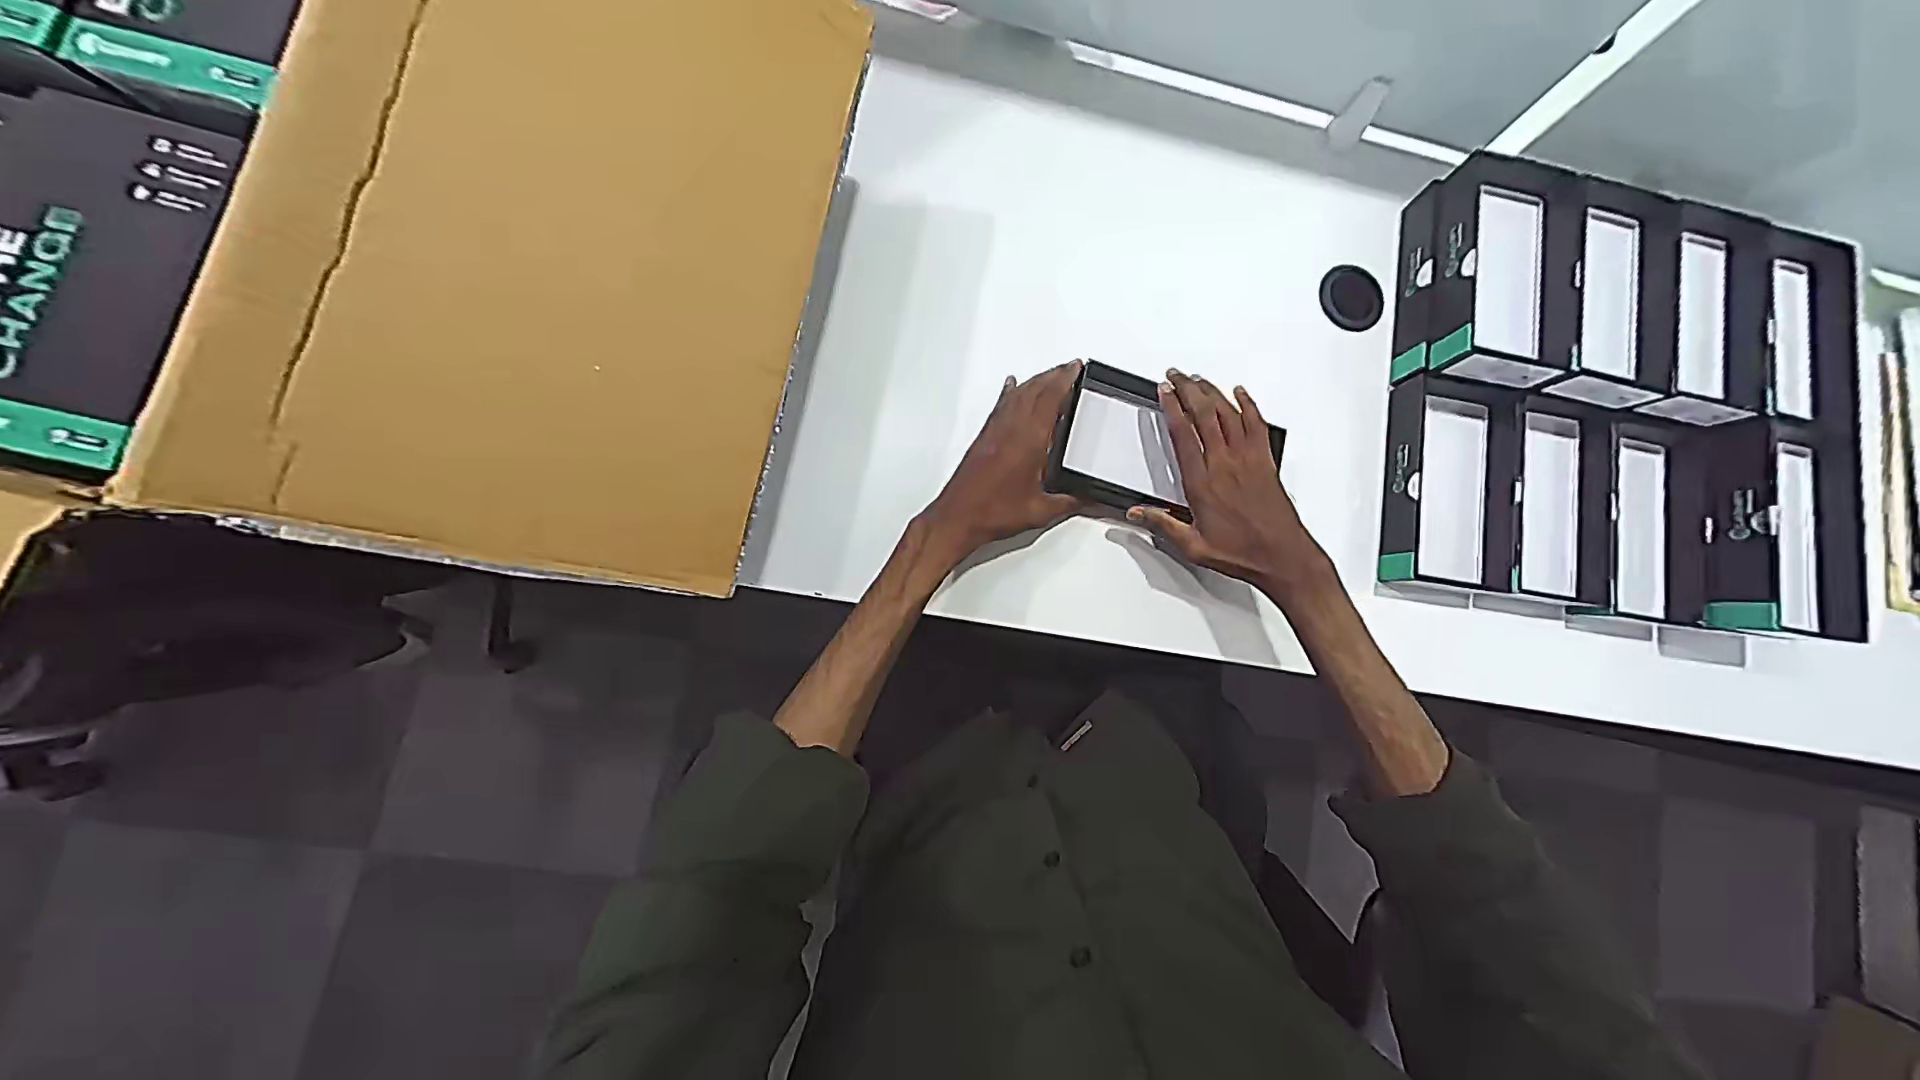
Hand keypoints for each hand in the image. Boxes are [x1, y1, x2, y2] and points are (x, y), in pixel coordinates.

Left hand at [920, 360, 1086, 563]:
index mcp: (1027, 440)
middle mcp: (1009, 430)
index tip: (1075, 368)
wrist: (957, 519)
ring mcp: (994, 432)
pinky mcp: (983, 439)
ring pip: (1016, 395)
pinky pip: (1000, 407)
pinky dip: (1010, 394)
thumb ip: (1069, 502)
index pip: (1050, 398)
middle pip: (1033, 390)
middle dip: (1053, 376)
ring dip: (1034, 382)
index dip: (1064, 379)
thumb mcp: (1040, 511)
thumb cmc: (989, 512)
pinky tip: (1010, 389)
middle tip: (1068, 369)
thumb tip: (1088, 498)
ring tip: (1048, 377)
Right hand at [1127, 371, 1331, 599]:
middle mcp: (1225, 465)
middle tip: (1175, 376)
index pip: (1183, 434)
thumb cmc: (1243, 551)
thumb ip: (1162, 525)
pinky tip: (1241, 394)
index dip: (1172, 407)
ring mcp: (1248, 460)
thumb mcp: (1192, 545)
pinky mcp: (1265, 462)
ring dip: (1212, 392)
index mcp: (1203, 483)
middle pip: (1204, 415)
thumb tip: (1137, 513)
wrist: (1282, 556)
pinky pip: (1256, 425)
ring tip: (1198, 380)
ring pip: (1229, 414)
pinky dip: (1248, 405)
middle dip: (1187, 390)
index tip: (1163, 392)